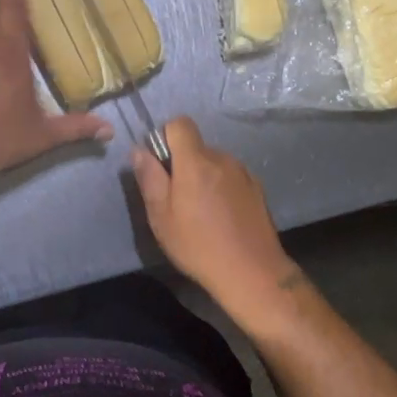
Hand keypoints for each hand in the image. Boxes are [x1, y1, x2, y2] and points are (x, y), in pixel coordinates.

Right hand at [133, 118, 302, 320]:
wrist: (252, 272)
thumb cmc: (198, 245)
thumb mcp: (161, 216)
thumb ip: (149, 178)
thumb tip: (139, 150)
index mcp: (196, 162)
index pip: (179, 123)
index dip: (165, 136)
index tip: (159, 165)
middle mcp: (222, 159)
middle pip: (196, 146)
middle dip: (182, 163)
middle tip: (175, 199)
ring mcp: (243, 173)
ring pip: (214, 163)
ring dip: (203, 176)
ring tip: (200, 212)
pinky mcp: (257, 189)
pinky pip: (230, 177)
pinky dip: (221, 188)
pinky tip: (221, 217)